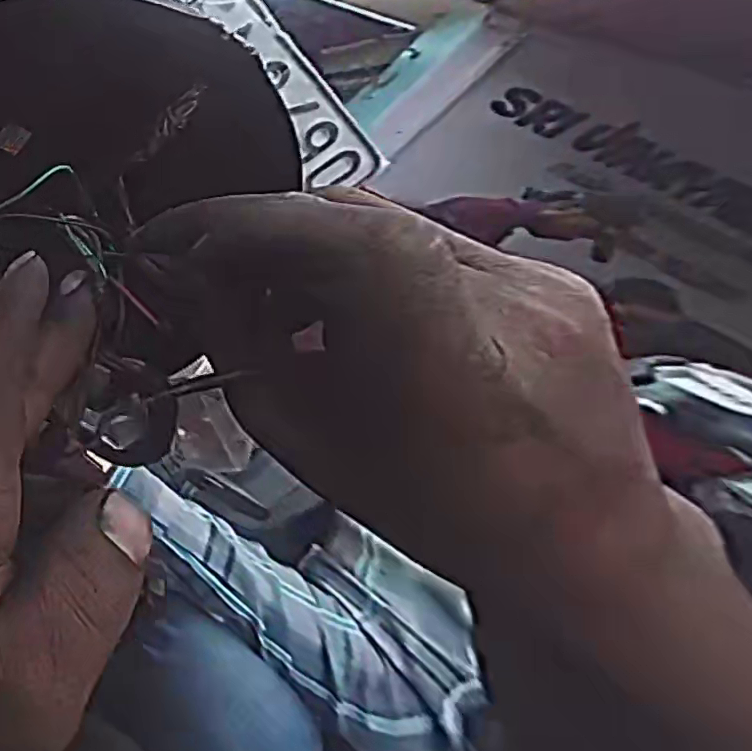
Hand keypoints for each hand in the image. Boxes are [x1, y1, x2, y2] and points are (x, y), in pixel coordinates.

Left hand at [0, 253, 152, 750]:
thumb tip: (126, 508)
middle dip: (37, 333)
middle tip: (79, 291)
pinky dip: (13, 419)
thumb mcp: (23, 683)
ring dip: (29, 373)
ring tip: (79, 350)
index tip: (40, 270)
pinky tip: (46, 436)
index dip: (20, 321)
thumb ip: (85, 595)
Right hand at [133, 190, 676, 616]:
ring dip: (286, 240)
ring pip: (368, 215)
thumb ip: (232, 339)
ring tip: (253, 287)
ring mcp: (528, 274)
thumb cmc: (422, 502)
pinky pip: (403, 232)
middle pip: (342, 213)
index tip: (171, 242)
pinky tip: (319, 296)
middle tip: (191, 260)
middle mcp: (504, 297)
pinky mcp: (531, 267)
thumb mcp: (293, 429)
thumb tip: (182, 274)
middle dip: (245, 229)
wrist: (580, 537)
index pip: (343, 238)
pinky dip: (336, 252)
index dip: (241, 225)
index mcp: (449, 359)